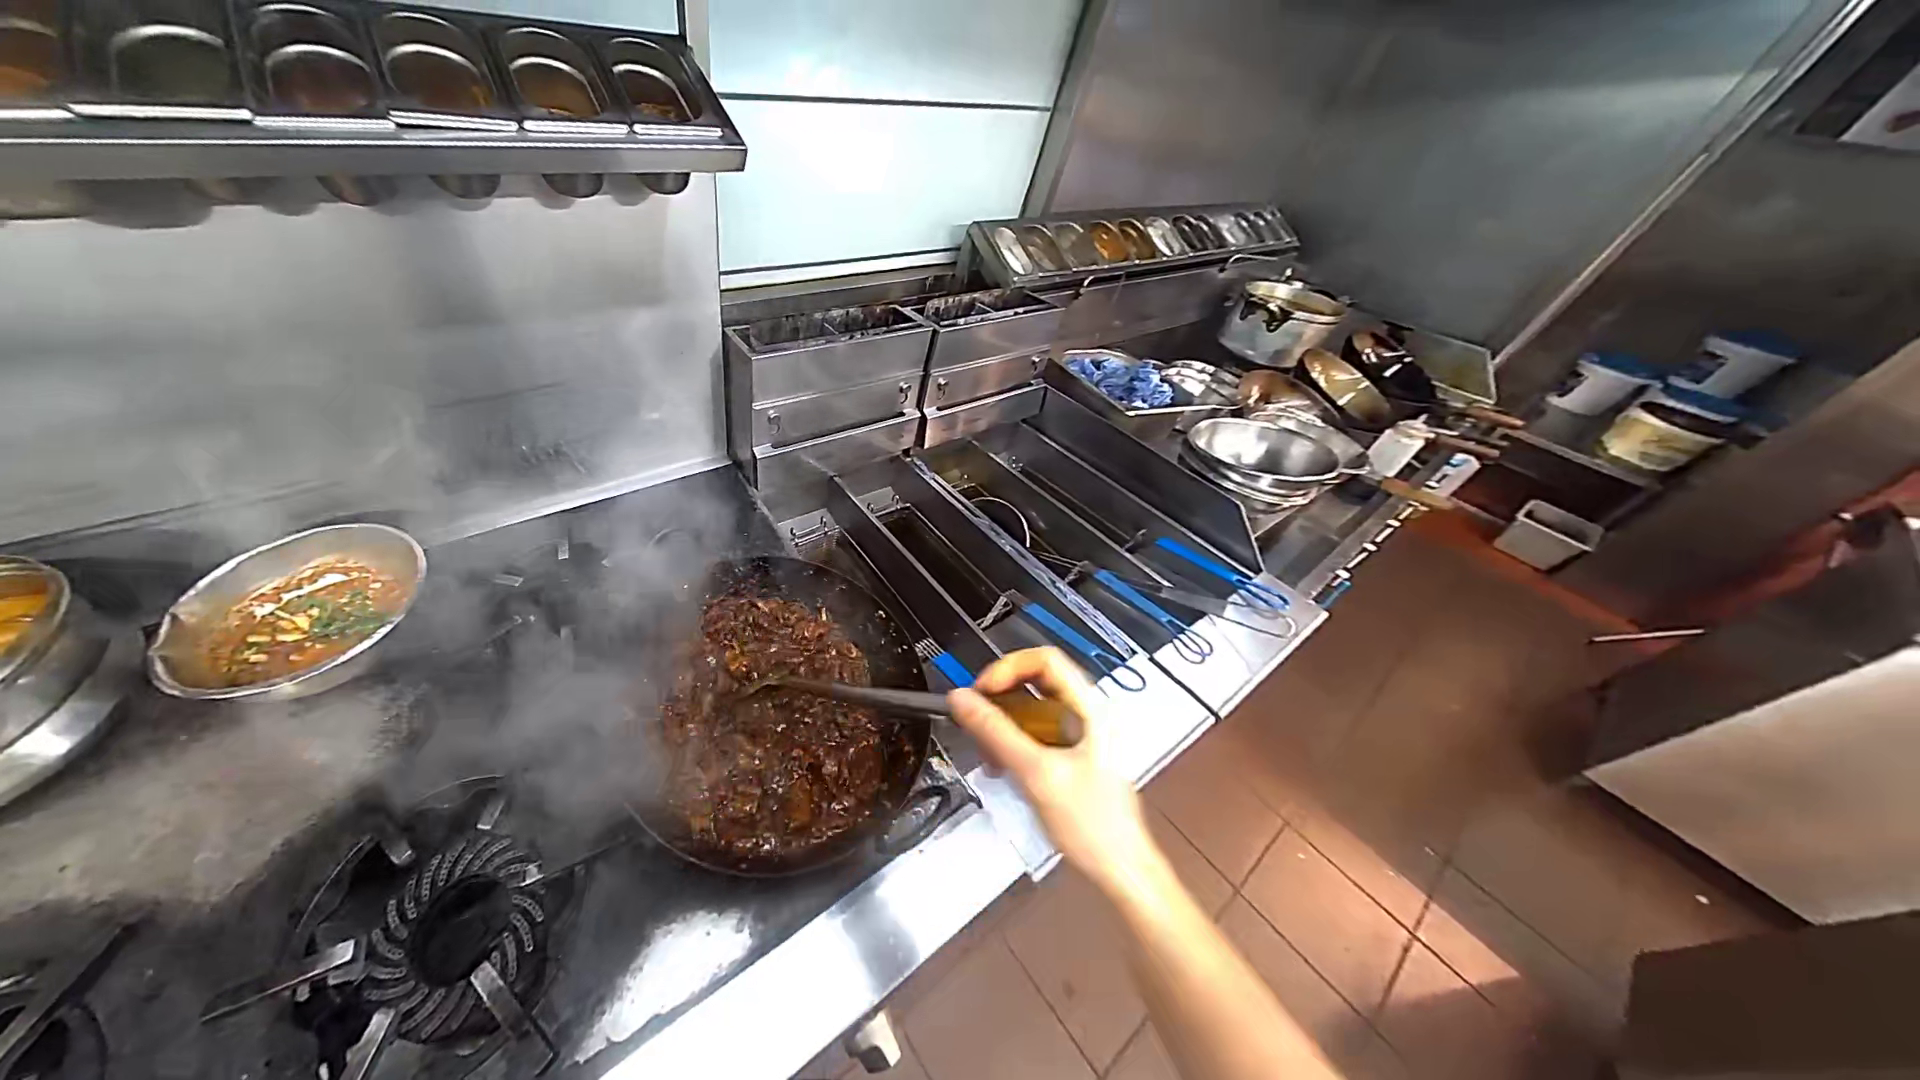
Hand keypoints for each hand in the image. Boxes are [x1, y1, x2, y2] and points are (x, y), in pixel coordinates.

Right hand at [948, 648, 1164, 897]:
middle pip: (1035, 682)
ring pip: (1031, 709)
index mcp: (1089, 708)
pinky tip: (1002, 766)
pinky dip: (1013, 744)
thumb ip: (995, 732)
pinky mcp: (1070, 755)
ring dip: (1004, 725)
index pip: (1044, 659)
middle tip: (978, 717)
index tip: (982, 690)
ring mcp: (1079, 735)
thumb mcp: (1035, 773)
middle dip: (1001, 699)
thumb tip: (964, 701)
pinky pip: (1034, 734)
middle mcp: (1087, 715)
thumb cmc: (1097, 827)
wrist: (1119, 868)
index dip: (1007, 668)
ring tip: (989, 749)